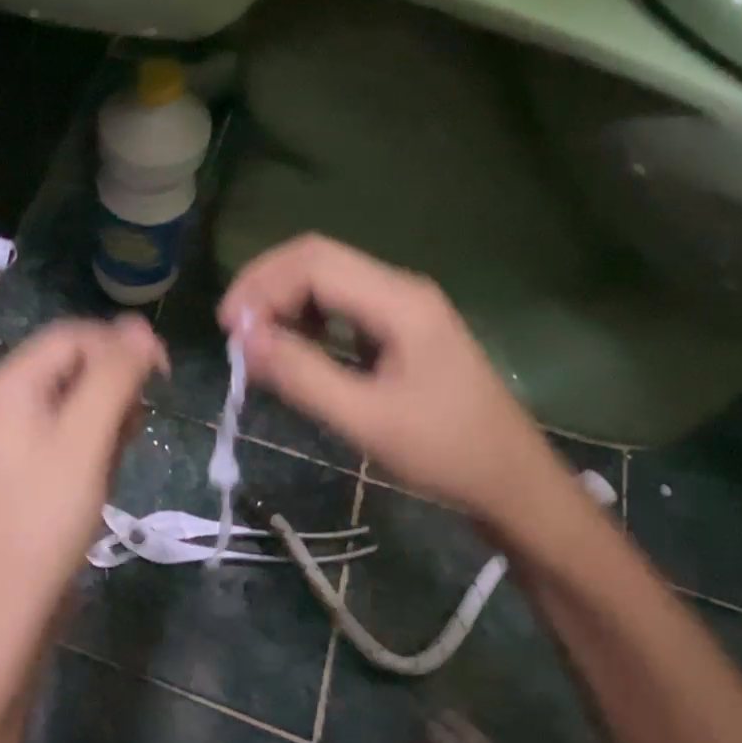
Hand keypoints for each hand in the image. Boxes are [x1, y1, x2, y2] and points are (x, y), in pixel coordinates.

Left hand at [0, 315, 168, 625]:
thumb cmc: (44, 520)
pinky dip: (97, 450)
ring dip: (110, 424)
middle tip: (132, 433)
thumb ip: (113, 377)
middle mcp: (9, 399)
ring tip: (112, 465)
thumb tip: (140, 328)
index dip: (123, 345)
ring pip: (82, 402)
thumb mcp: (84, 440)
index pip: (76, 334)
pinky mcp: (31, 467)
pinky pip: (74, 436)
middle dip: (116, 391)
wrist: (7, 610)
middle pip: (78, 365)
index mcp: (11, 381)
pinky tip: (101, 481)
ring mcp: (18, 435)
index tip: (165, 376)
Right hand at [218, 234, 558, 517]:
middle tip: (232, 332)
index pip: (313, 263)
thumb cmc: (445, 453)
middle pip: (317, 260)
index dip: (262, 286)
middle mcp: (400, 289)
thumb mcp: (366, 420)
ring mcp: (402, 306)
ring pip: (326, 279)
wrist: (512, 482)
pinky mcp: (399, 328)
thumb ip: (303, 375)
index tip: (229, 330)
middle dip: (266, 287)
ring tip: (255, 341)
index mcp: (398, 302)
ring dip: (283, 300)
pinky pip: (340, 304)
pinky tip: (293, 347)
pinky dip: (305, 317)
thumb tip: (243, 340)